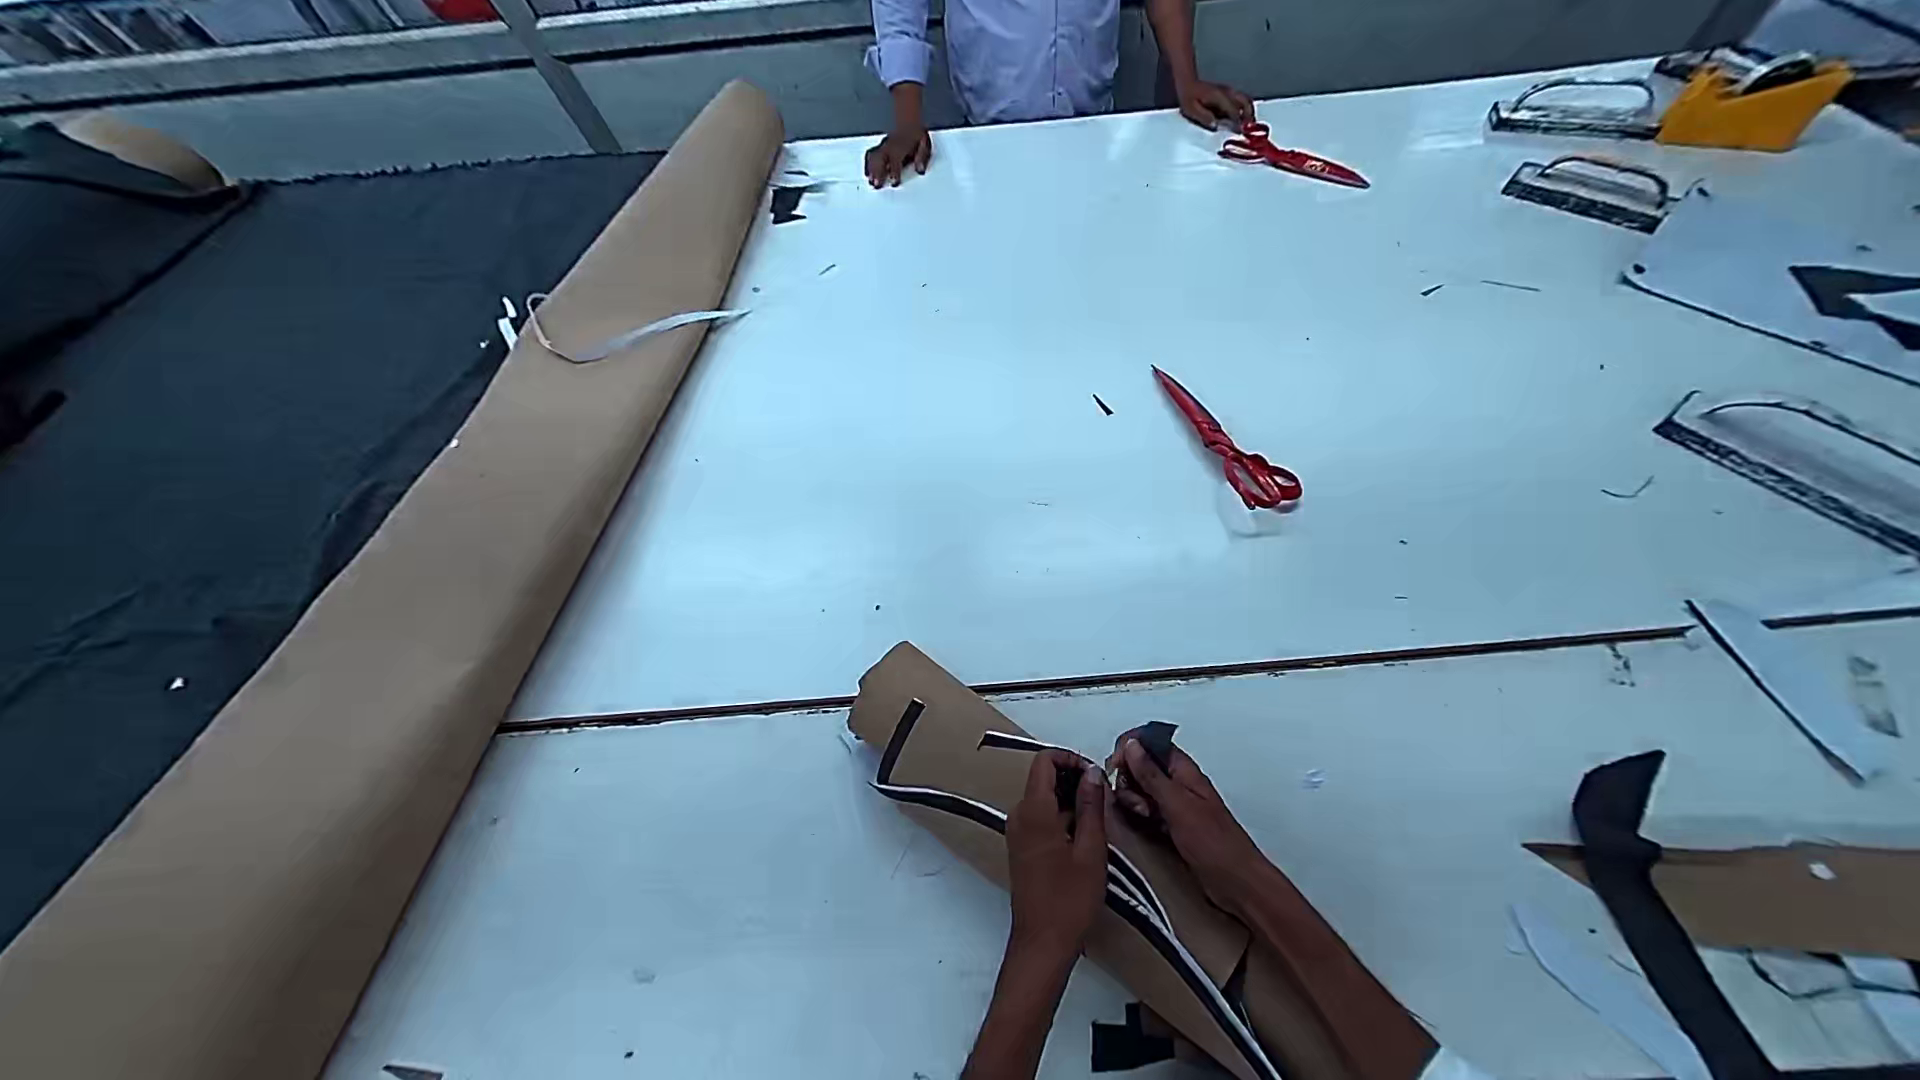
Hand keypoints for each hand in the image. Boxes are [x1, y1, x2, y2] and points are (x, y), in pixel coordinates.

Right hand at [864, 121, 931, 187]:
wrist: (909, 125)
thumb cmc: (916, 136)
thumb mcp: (924, 145)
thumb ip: (922, 158)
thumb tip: (920, 169)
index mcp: (902, 146)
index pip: (896, 160)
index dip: (894, 172)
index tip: (894, 182)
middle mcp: (890, 146)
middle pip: (881, 159)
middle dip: (879, 172)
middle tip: (877, 185)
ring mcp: (884, 146)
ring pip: (874, 156)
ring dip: (871, 170)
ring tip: (871, 181)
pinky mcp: (879, 148)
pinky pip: (870, 154)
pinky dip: (867, 164)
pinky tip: (867, 174)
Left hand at [1005, 750, 1108, 957]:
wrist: (1042, 945)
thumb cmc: (1069, 901)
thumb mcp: (1090, 850)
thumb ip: (1091, 806)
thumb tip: (1093, 772)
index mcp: (1033, 810)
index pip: (1044, 761)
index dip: (1070, 758)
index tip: (1094, 773)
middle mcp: (1019, 815)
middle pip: (1043, 778)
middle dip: (1073, 779)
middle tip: (1103, 797)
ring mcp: (1017, 831)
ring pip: (1043, 798)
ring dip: (1069, 799)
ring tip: (1098, 818)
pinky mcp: (1021, 846)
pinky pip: (1039, 816)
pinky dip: (1060, 815)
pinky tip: (1083, 836)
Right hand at [1107, 732, 1271, 915]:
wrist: (1236, 883)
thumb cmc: (1214, 843)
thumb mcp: (1176, 804)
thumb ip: (1151, 773)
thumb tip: (1132, 745)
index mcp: (1183, 769)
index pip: (1148, 742)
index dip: (1129, 749)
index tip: (1117, 767)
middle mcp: (1177, 781)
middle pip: (1140, 764)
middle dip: (1128, 778)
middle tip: (1135, 799)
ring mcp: (1174, 802)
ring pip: (1140, 787)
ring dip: (1133, 798)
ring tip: (1143, 815)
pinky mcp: (1170, 822)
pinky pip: (1145, 807)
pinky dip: (1139, 813)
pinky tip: (1145, 824)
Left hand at [1175, 78, 1254, 131]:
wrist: (1188, 84)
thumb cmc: (1189, 97)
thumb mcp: (1192, 110)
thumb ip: (1204, 117)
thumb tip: (1215, 125)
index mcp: (1219, 97)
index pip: (1234, 111)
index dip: (1238, 122)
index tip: (1242, 131)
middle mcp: (1227, 92)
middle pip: (1245, 102)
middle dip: (1249, 115)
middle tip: (1250, 128)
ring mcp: (1228, 92)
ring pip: (1245, 100)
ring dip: (1249, 111)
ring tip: (1248, 124)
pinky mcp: (1227, 93)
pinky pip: (1240, 100)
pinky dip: (1244, 108)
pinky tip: (1242, 118)